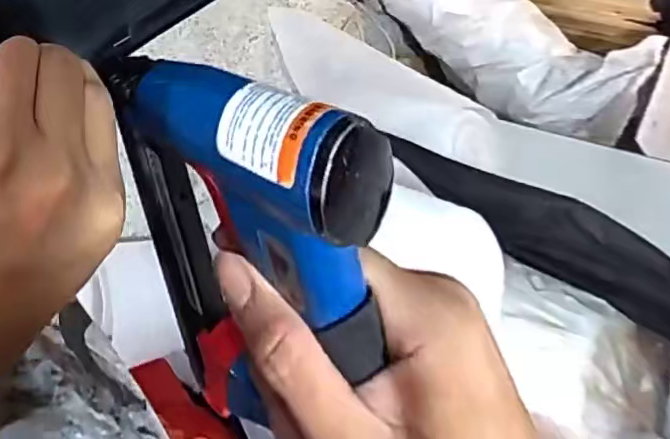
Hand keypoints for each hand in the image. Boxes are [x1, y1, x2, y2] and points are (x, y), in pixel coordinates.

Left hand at [0, 37, 125, 423]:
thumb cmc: (6, 294)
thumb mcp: (77, 241)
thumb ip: (86, 167)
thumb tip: (71, 98)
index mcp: (102, 201)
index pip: (99, 96)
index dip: (76, 81)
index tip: (58, 90)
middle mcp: (63, 169)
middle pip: (65, 65)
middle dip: (46, 64)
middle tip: (27, 90)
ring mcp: (8, 150)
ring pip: (21, 53)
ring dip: (12, 63)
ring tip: (1, 94)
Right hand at [217, 248, 533, 438]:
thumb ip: (287, 356)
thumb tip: (233, 271)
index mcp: (429, 309)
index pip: (318, 248)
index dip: (270, 268)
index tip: (237, 293)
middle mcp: (435, 297)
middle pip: (319, 282)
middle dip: (291, 340)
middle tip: (293, 404)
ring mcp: (436, 316)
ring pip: (331, 307)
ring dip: (309, 361)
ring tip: (322, 421)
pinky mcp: (431, 336)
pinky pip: (357, 324)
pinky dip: (337, 366)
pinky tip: (342, 412)